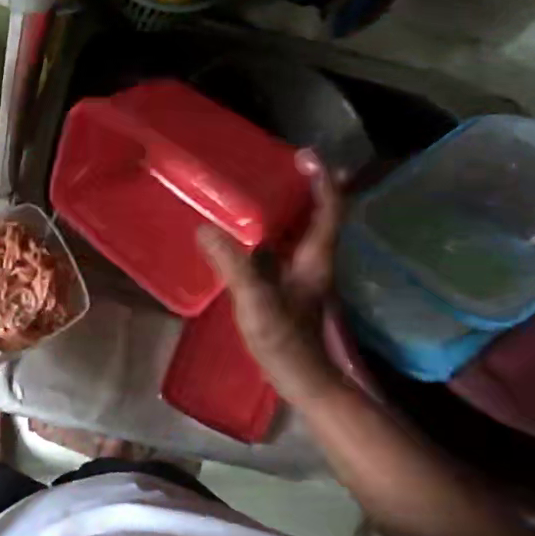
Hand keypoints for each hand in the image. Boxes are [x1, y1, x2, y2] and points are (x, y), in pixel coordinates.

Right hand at [197, 153, 346, 406]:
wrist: (304, 381)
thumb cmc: (285, 343)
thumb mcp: (256, 302)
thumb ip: (234, 266)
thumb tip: (206, 228)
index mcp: (315, 258)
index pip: (328, 208)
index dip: (321, 178)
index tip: (303, 153)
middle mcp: (315, 260)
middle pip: (319, 214)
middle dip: (306, 186)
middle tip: (281, 164)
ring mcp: (306, 275)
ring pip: (303, 231)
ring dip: (291, 207)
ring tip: (262, 189)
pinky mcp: (293, 288)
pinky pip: (287, 247)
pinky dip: (275, 231)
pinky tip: (250, 233)